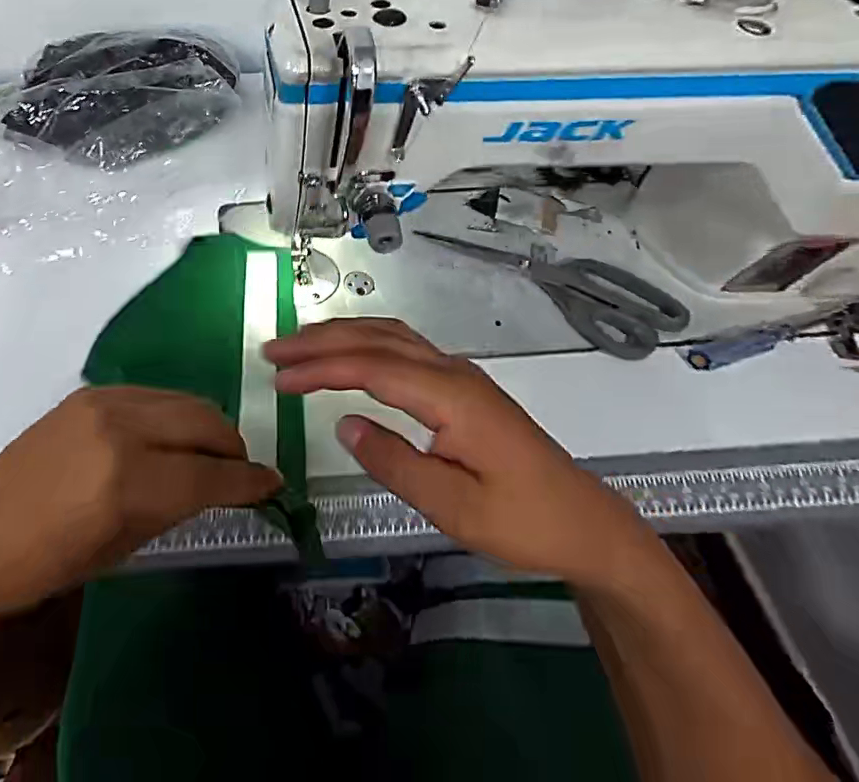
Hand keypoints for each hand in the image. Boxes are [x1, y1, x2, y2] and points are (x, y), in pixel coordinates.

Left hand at [0, 386, 281, 664]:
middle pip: (204, 422)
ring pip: (182, 400)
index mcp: (127, 482)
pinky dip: (174, 414)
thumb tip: (222, 485)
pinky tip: (169, 437)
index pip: (210, 474)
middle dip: (233, 446)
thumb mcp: (124, 545)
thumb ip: (177, 505)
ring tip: (209, 452)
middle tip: (241, 469)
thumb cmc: (47, 564)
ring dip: (206, 425)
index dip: (249, 481)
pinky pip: (153, 395)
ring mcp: (103, 403)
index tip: (272, 484)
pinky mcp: (89, 393)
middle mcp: (120, 429)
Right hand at [266, 318, 654, 590]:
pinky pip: (404, 348)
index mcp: (450, 396)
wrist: (583, 522)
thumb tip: (343, 423)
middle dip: (322, 340)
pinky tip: (350, 355)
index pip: (372, 367)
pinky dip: (366, 344)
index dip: (321, 368)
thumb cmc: (522, 521)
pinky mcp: (462, 386)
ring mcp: (460, 375)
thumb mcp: (453, 507)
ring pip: (392, 336)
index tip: (280, 378)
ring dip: (343, 336)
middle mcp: (453, 373)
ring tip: (299, 346)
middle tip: (274, 350)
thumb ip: (394, 462)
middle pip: (378, 340)